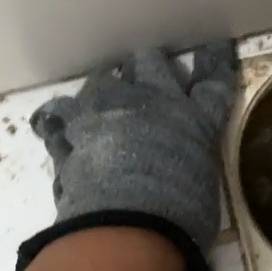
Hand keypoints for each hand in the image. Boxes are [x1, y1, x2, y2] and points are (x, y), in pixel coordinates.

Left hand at [17, 43, 238, 270]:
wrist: (128, 224)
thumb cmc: (179, 217)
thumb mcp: (199, 188)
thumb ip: (190, 168)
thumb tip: (182, 175)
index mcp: (194, 121)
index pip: (212, 83)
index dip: (214, 62)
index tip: (214, 46)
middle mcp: (153, 102)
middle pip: (151, 62)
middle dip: (147, 66)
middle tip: (144, 77)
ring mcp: (109, 108)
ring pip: (103, 78)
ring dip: (104, 89)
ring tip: (100, 105)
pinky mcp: (72, 126)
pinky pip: (59, 113)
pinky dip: (59, 121)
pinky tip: (57, 128)